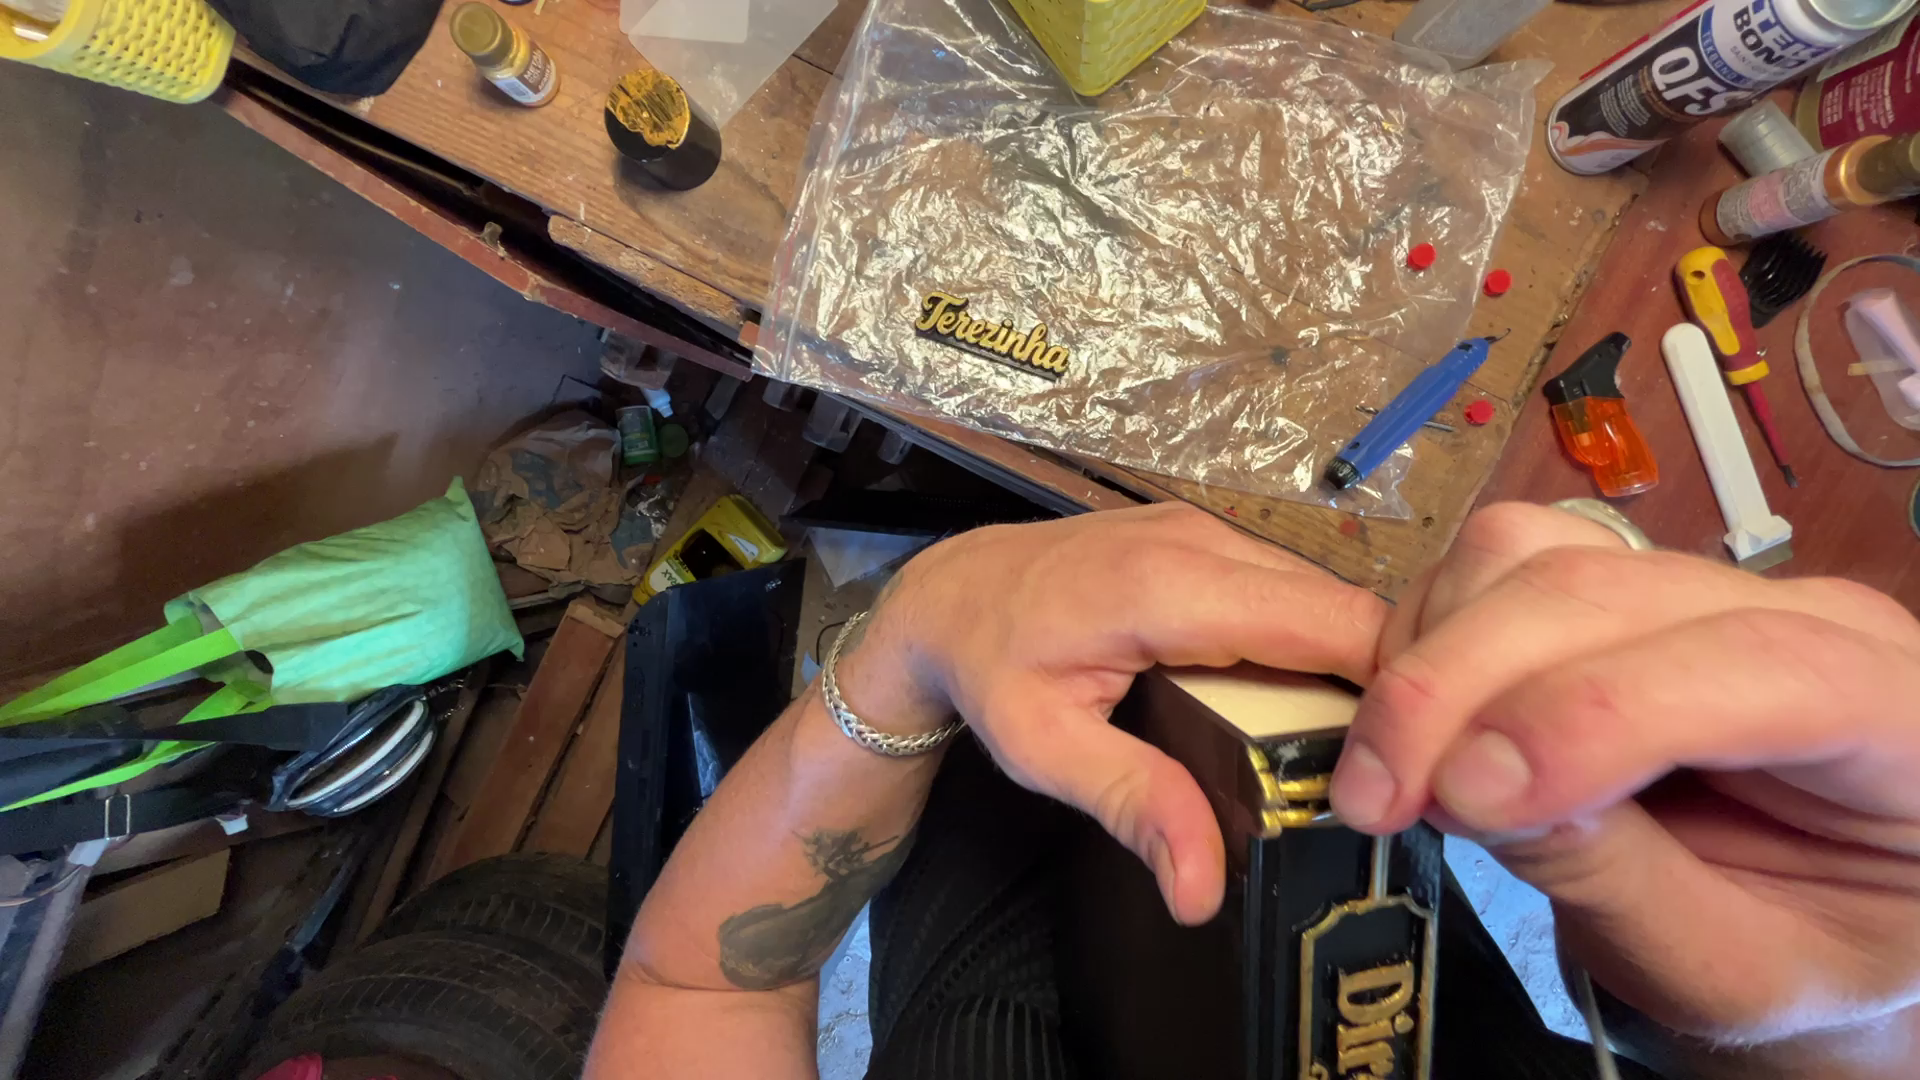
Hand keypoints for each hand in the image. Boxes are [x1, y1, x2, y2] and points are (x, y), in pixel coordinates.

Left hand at [834, 503, 1387, 925]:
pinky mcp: (1192, 535)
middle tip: (1380, 769)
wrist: (950, 592)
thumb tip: (1203, 891)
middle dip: (1380, 683)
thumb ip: (1131, 802)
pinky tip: (1287, 691)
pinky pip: (1278, 583)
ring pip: (1314, 592)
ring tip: (1342, 740)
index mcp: (1167, 586)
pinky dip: (1301, 635)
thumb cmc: (989, 662)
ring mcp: (1197, 528)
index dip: (1394, 692)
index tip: (1412, 766)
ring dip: (1342, 660)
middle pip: (1339, 606)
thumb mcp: (1044, 743)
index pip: (1331, 624)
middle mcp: (1196, 540)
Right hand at [1330, 502, 1919, 1069]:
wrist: (1758, 905)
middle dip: (1450, 692)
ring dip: (1423, 660)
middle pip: (1589, 593)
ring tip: (1397, 763)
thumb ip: (1610, 879)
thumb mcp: (1716, 967)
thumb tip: (1467, 785)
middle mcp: (1793, 614)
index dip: (1588, 720)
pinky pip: (1471, 564)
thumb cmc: (1776, 949)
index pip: (1758, 670)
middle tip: (1371, 796)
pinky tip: (1418, 715)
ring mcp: (1673, 579)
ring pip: (1514, 557)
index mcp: (1907, 723)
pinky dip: (1416, 637)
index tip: (1463, 800)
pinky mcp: (1581, 570)